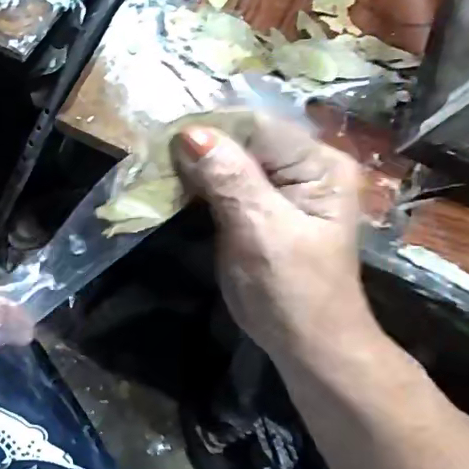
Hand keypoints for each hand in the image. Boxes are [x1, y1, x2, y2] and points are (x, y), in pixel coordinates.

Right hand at [172, 117, 371, 361]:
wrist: (306, 343)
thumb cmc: (292, 290)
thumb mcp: (261, 231)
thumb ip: (230, 179)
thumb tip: (190, 132)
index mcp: (318, 163)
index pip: (255, 125)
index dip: (208, 129)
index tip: (160, 141)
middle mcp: (302, 163)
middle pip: (239, 136)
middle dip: (195, 144)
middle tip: (150, 157)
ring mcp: (279, 183)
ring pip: (225, 156)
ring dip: (189, 162)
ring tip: (153, 170)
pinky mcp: (255, 201)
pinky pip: (219, 178)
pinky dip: (193, 180)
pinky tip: (169, 185)